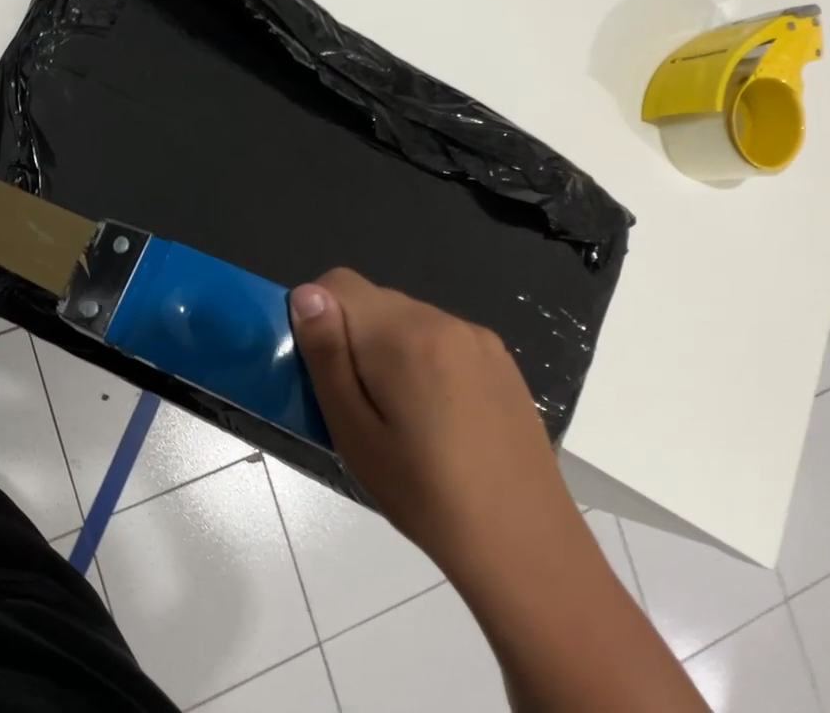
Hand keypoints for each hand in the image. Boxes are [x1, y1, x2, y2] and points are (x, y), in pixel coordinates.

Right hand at [289, 268, 580, 577]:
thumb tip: (306, 294)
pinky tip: (431, 416)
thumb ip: (326, 355)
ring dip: (383, 350)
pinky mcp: (501, 364)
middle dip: (348, 336)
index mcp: (403, 334)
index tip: (318, 371)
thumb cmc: (421, 491)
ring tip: (393, 415)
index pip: (335, 284)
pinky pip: (438, 340)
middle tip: (350, 402)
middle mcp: (444, 322)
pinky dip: (418, 361)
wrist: (523, 544)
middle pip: (371, 301)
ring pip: (404, 320)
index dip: (313, 318)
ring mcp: (479, 341)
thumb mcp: (351, 429)